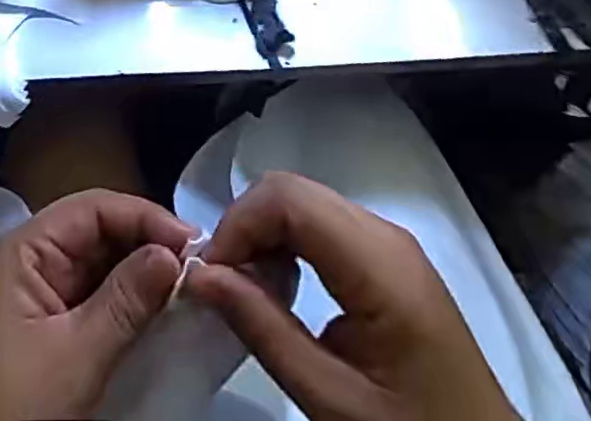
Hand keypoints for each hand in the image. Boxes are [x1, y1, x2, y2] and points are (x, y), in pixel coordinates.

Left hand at [0, 189, 195, 420]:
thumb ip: (126, 302)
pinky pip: (104, 292)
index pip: (94, 208)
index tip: (190, 243)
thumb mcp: (74, 358)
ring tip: (189, 280)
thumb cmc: (16, 410)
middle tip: (197, 263)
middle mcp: (38, 260)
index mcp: (28, 250)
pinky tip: (165, 303)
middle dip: (149, 240)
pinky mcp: (59, 323)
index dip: (144, 217)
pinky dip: (136, 295)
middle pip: (103, 229)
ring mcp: (48, 292)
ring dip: (147, 267)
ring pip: (108, 260)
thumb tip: (175, 253)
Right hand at [186, 172, 518, 420]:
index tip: (208, 277)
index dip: (238, 223)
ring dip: (264, 234)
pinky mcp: (386, 255)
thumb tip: (202, 276)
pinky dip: (287, 243)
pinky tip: (277, 287)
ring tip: (243, 290)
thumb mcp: (331, 398)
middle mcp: (383, 232)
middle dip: (246, 226)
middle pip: (294, 191)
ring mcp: (388, 240)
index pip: (289, 198)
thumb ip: (264, 329)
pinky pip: (323, 225)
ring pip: (305, 202)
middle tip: (219, 285)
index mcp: (378, 261)